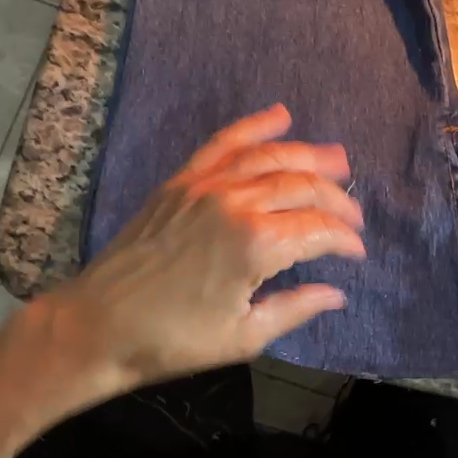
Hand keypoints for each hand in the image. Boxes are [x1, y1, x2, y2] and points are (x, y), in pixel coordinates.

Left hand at [44, 104, 364, 391]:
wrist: (100, 324)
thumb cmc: (174, 340)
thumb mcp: (244, 337)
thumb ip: (295, 309)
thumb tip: (336, 294)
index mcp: (258, 245)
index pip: (318, 230)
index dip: (344, 240)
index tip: (357, 253)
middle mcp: (237, 203)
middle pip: (301, 186)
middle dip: (336, 199)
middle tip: (355, 214)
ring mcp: (206, 186)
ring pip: (270, 157)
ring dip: (309, 155)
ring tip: (338, 159)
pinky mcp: (181, 181)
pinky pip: (223, 144)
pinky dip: (254, 127)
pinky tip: (279, 116)